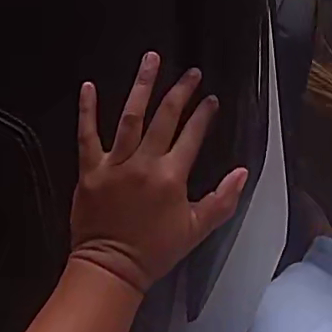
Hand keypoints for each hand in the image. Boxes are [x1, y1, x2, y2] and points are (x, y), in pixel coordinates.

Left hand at [70, 52, 248, 293]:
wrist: (109, 272)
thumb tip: (243, 172)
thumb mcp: (196, 230)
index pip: (192, 135)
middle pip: (166, 117)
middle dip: (181, 91)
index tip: (211, 99)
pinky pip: (87, 135)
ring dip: (143, 85)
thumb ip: (222, 200)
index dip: (204, 114)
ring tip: (151, 59)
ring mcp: (116, 164)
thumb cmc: (154, 251)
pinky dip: (87, 110)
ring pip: (131, 116)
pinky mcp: (91, 170)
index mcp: (171, 176)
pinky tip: (88, 86)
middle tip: (191, 72)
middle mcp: (145, 163)